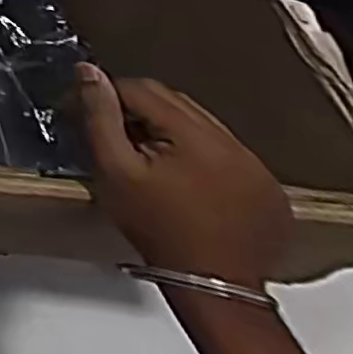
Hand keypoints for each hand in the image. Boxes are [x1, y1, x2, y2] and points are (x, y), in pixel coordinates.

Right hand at [77, 63, 291, 287]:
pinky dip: (194, 149)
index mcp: (200, 139)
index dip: (108, 94)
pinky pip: (224, 150)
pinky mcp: (268, 189)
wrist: (210, 282)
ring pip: (201, 123)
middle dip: (136, 107)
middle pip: (175, 101)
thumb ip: (101, 114)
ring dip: (165, 126)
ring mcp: (259, 169)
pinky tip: (177, 173)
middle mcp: (237, 147)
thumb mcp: (114, 166)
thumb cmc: (153, 222)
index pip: (144, 89)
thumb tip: (89, 70)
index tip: (84, 111)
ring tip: (141, 152)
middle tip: (110, 131)